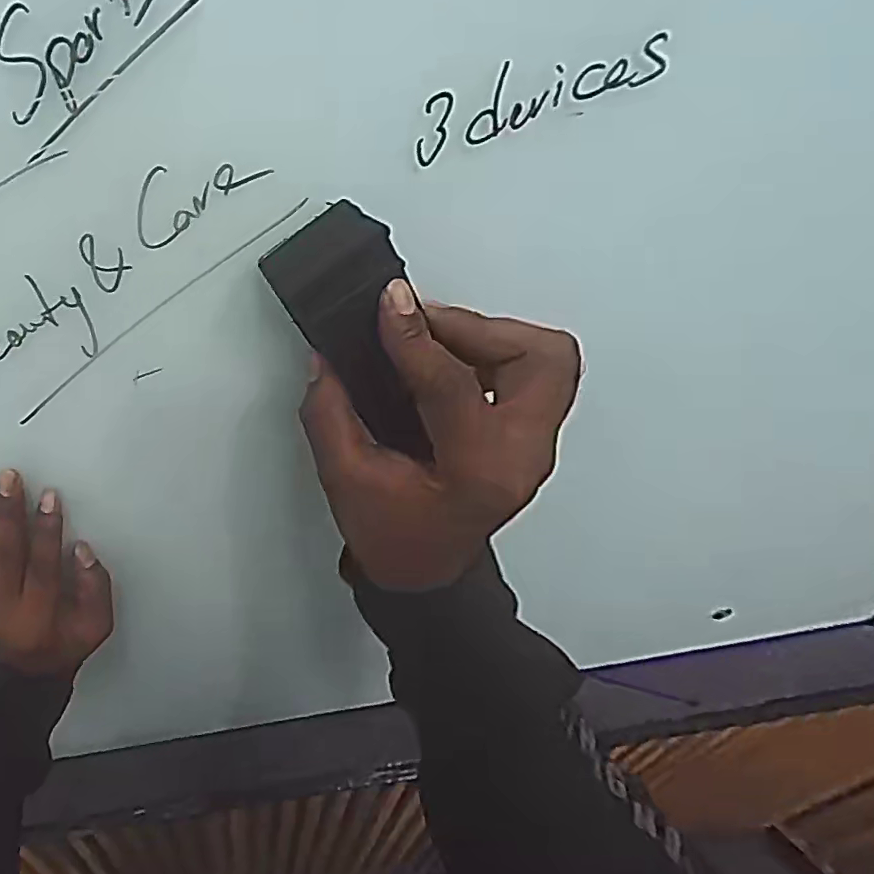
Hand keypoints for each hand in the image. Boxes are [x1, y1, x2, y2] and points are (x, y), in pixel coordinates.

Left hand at [0, 468, 114, 676]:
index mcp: (39, 612)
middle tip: (9, 478)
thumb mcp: (94, 627)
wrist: (17, 683)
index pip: (43, 564)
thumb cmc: (59, 649)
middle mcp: (5, 605)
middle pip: (6, 553)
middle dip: (8, 512)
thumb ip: (95, 589)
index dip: (47, 529)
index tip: (49, 497)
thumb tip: (83, 551)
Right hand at [299, 279, 582, 590]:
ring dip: (490, 334)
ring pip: (547, 357)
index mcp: (477, 473)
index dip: (414, 337)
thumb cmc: (393, 539)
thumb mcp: (345, 479)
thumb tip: (326, 362)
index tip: (390, 305)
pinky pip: (535, 371)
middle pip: (538, 358)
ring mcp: (535, 445)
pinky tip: (451, 355)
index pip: (453, 384)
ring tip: (434, 338)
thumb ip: (329, 413)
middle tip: (422, 323)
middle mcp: (522, 456)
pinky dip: (494, 349)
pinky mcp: (531, 434)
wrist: (422, 569)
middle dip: (476, 326)